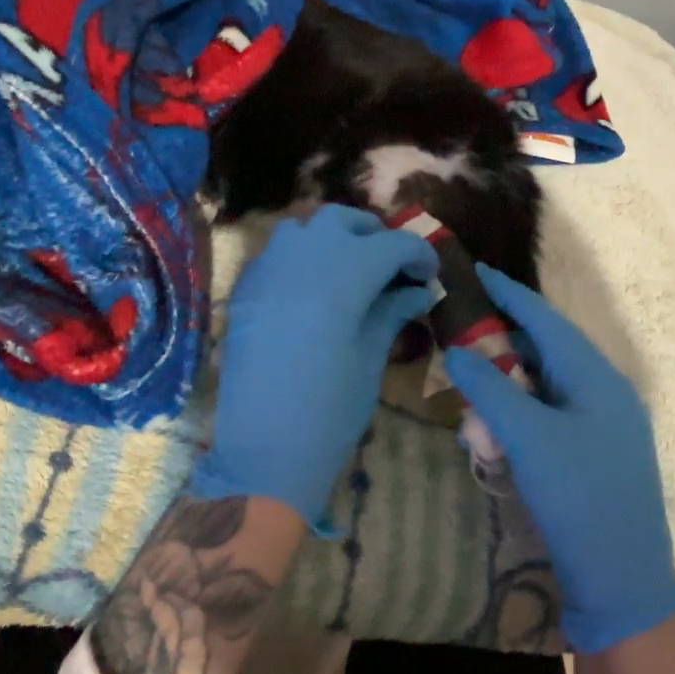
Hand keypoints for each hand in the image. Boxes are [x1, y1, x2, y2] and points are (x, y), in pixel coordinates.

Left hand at [192, 204, 437, 524]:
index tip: (429, 275)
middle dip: (374, 235)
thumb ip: (391, 313)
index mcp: (341, 278)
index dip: (418, 254)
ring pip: (303, 228)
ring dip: (332, 238)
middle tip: (392, 266)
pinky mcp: (244, 290)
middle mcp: (301, 260)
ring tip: (350, 270)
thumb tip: (416, 291)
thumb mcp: (370, 360)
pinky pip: (277, 253)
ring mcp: (266, 271)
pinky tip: (313, 291)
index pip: (390, 244)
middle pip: (343, 220)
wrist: (262, 453)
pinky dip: (301, 257)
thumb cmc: (329, 413)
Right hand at [445, 265, 674, 652]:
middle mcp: (602, 390)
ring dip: (506, 380)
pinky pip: (548, 414)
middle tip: (458, 327)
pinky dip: (518, 412)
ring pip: (544, 383)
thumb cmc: (577, 495)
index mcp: (594, 375)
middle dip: (500, 338)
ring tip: (469, 378)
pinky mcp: (592, 452)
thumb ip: (489, 388)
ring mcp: (601, 423)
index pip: (544, 318)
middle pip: (544, 348)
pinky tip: (493, 427)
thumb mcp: (527, 437)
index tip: (474, 270)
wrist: (622, 577)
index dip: (507, 293)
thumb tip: (457, 350)